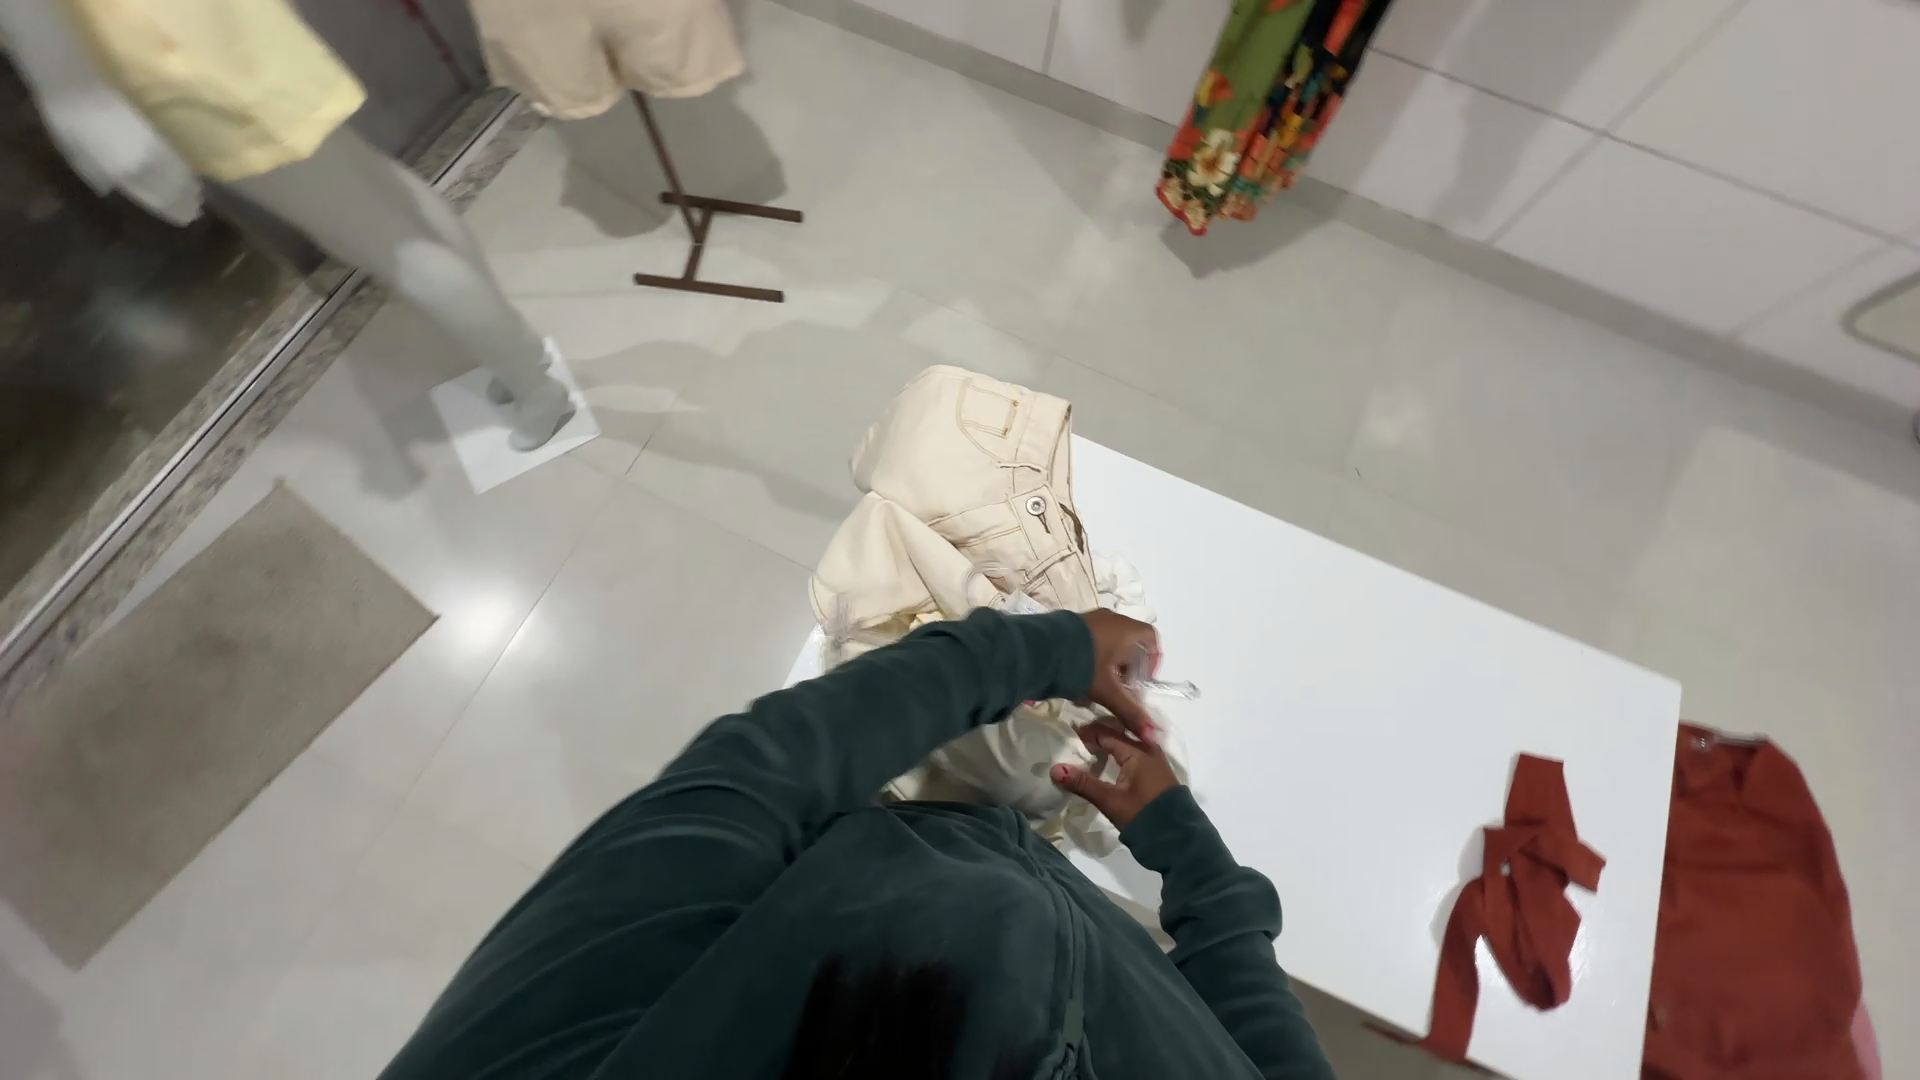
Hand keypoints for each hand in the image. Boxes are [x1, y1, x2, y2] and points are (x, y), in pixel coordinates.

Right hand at [1050, 721, 1180, 828]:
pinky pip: (1133, 753)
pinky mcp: (1157, 773)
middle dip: (1096, 735)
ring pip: (1126, 743)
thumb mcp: (1111, 801)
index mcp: (1137, 751)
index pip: (1105, 732)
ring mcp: (1155, 761)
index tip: (1065, 735)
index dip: (1084, 733)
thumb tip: (1054, 769)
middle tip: (1073, 740)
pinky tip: (1107, 763)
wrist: (1180, 842)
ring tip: (1086, 751)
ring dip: (1107, 744)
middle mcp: (1148, 749)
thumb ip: (1083, 783)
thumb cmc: (1145, 817)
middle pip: (1117, 733)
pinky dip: (1118, 753)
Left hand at [1079, 608, 1159, 743]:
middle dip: (1126, 669)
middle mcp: (1111, 618)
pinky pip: (1091, 640)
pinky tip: (1079, 676)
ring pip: (1109, 643)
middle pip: (1130, 642)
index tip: (1140, 681)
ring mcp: (1090, 618)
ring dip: (1108, 666)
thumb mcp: (1108, 691)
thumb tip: (1153, 736)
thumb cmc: (1082, 666)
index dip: (1152, 660)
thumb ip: (1130, 712)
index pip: (1151, 638)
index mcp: (1126, 629)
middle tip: (1119, 688)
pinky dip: (1092, 658)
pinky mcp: (1072, 623)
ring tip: (1097, 687)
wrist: (1039, 648)